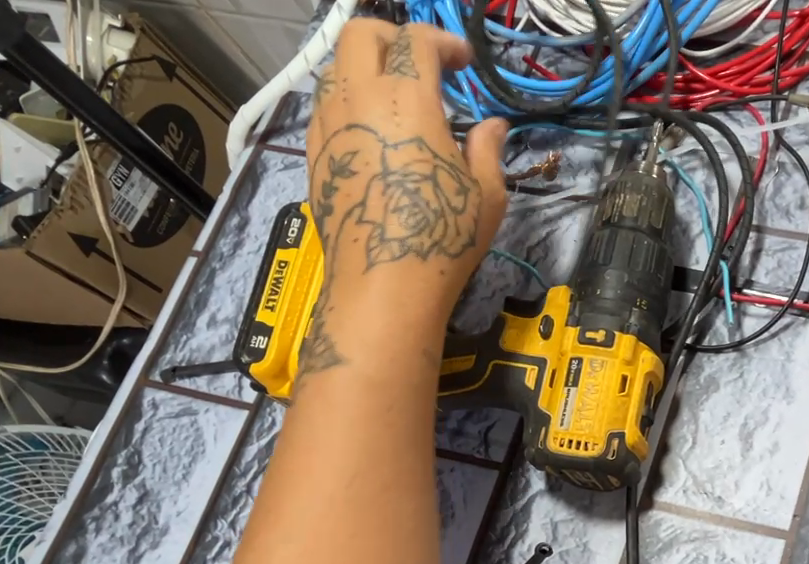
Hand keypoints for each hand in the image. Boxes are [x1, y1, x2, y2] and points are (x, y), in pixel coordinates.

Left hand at [305, 20, 507, 337]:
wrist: (384, 283)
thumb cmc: (443, 237)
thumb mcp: (487, 196)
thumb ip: (488, 150)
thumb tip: (492, 126)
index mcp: (406, 98)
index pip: (417, 41)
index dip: (444, 42)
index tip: (464, 63)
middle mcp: (359, 96)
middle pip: (362, 35)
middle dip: (394, 38)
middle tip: (421, 64)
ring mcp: (329, 123)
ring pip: (337, 67)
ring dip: (367, 68)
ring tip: (396, 100)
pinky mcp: (316, 153)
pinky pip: (328, 106)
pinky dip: (351, 102)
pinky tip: (375, 134)